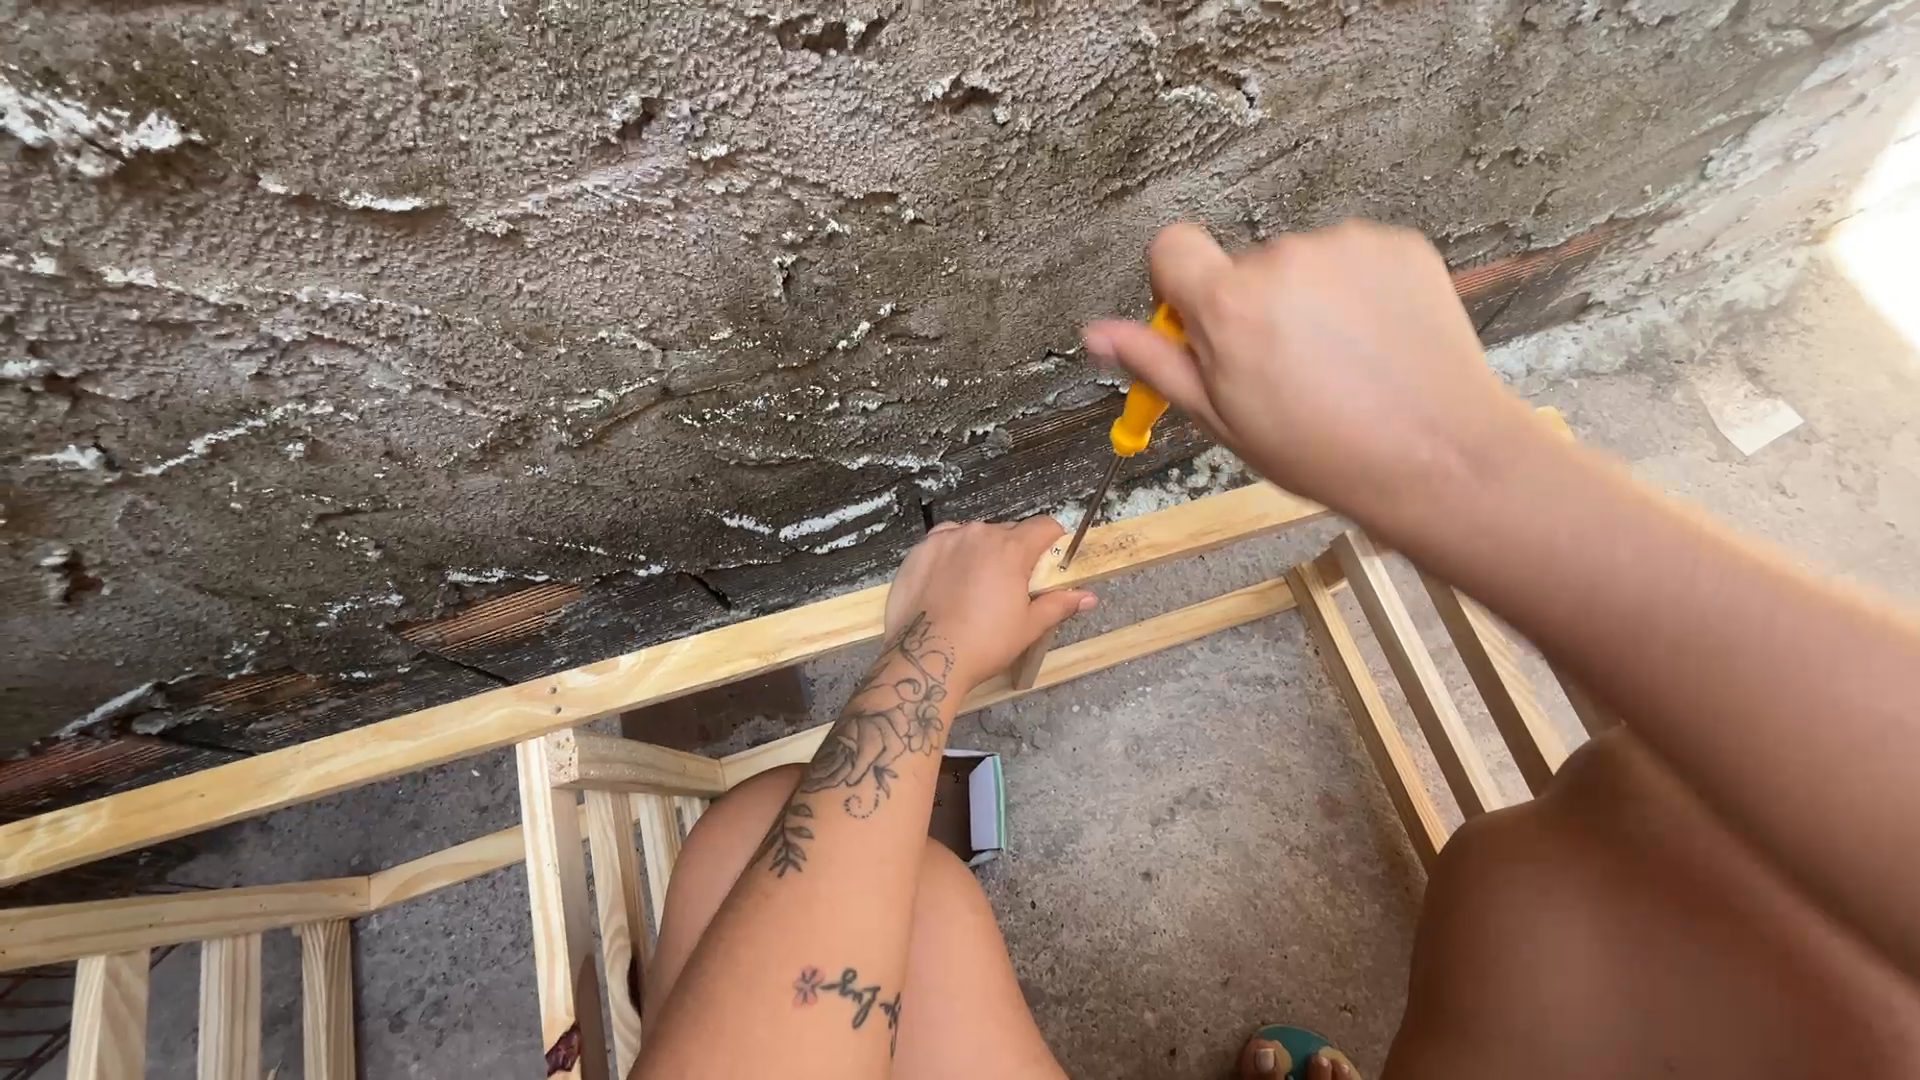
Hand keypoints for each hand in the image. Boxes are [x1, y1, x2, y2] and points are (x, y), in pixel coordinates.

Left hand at [883, 517, 1096, 691]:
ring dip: (981, 552)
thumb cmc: (984, 644)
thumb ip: (1059, 604)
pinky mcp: (919, 551)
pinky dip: (951, 555)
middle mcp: (978, 534)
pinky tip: (948, 583)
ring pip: (974, 535)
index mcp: (1011, 549)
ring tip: (975, 587)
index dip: (1052, 541)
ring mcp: (944, 540)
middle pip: (1007, 532)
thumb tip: (1088, 597)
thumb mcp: (1028, 626)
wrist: (925, 658)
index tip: (1048, 561)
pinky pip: (944, 543)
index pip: (1044, 526)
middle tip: (1010, 586)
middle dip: (1014, 552)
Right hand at [1081, 220, 1543, 542]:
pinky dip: (1348, 292)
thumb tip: (1099, 334)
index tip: (1196, 322)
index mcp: (1228, 306)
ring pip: (1294, 265)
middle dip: (1244, 307)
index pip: (1170, 247)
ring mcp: (1344, 246)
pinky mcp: (1394, 244)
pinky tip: (1365, 343)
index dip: (1175, 284)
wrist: (1434, 454)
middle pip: (1237, 266)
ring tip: (1330, 362)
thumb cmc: (1323, 451)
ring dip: (1298, 301)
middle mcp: (1283, 260)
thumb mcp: (1219, 418)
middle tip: (1277, 369)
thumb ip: (1155, 364)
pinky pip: (1347, 258)